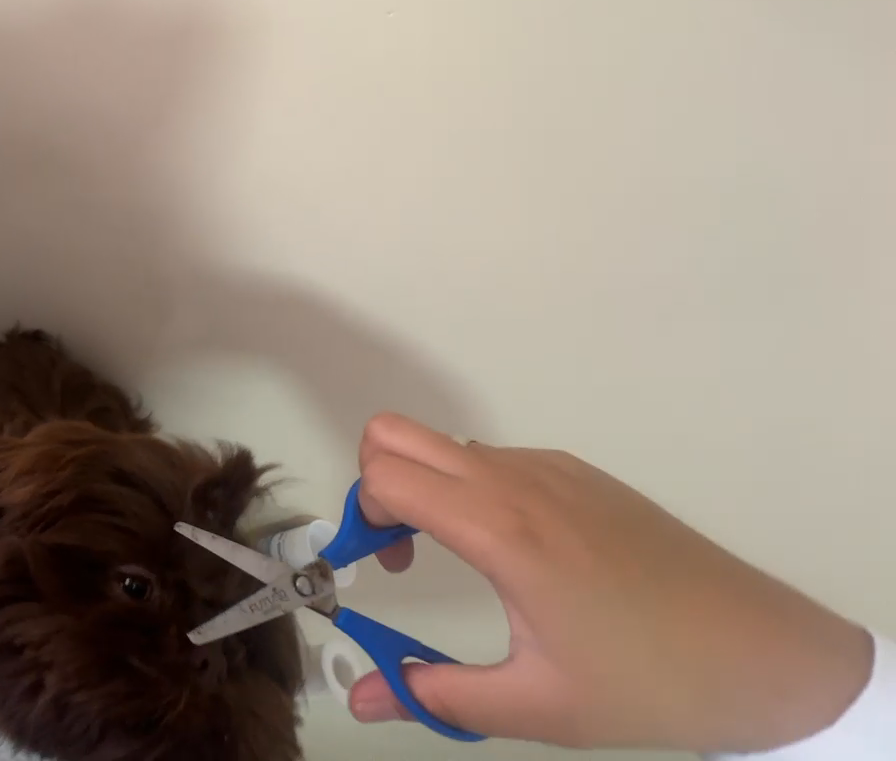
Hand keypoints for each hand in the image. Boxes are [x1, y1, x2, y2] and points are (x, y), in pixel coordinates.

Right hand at [346, 414, 871, 752]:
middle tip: (397, 540)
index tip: (379, 564)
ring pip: (438, 442)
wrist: (780, 662)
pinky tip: (516, 548)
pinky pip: (488, 457)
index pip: (384, 478)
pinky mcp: (574, 470)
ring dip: (421, 482)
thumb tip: (362, 703)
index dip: (361, 516)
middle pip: (391, 433)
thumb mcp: (539, 706)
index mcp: (499, 530)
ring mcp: (546, 467)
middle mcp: (513, 480)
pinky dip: (470, 486)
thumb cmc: (650, 684)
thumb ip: (437, 696)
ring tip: (453, 548)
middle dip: (374, 479)